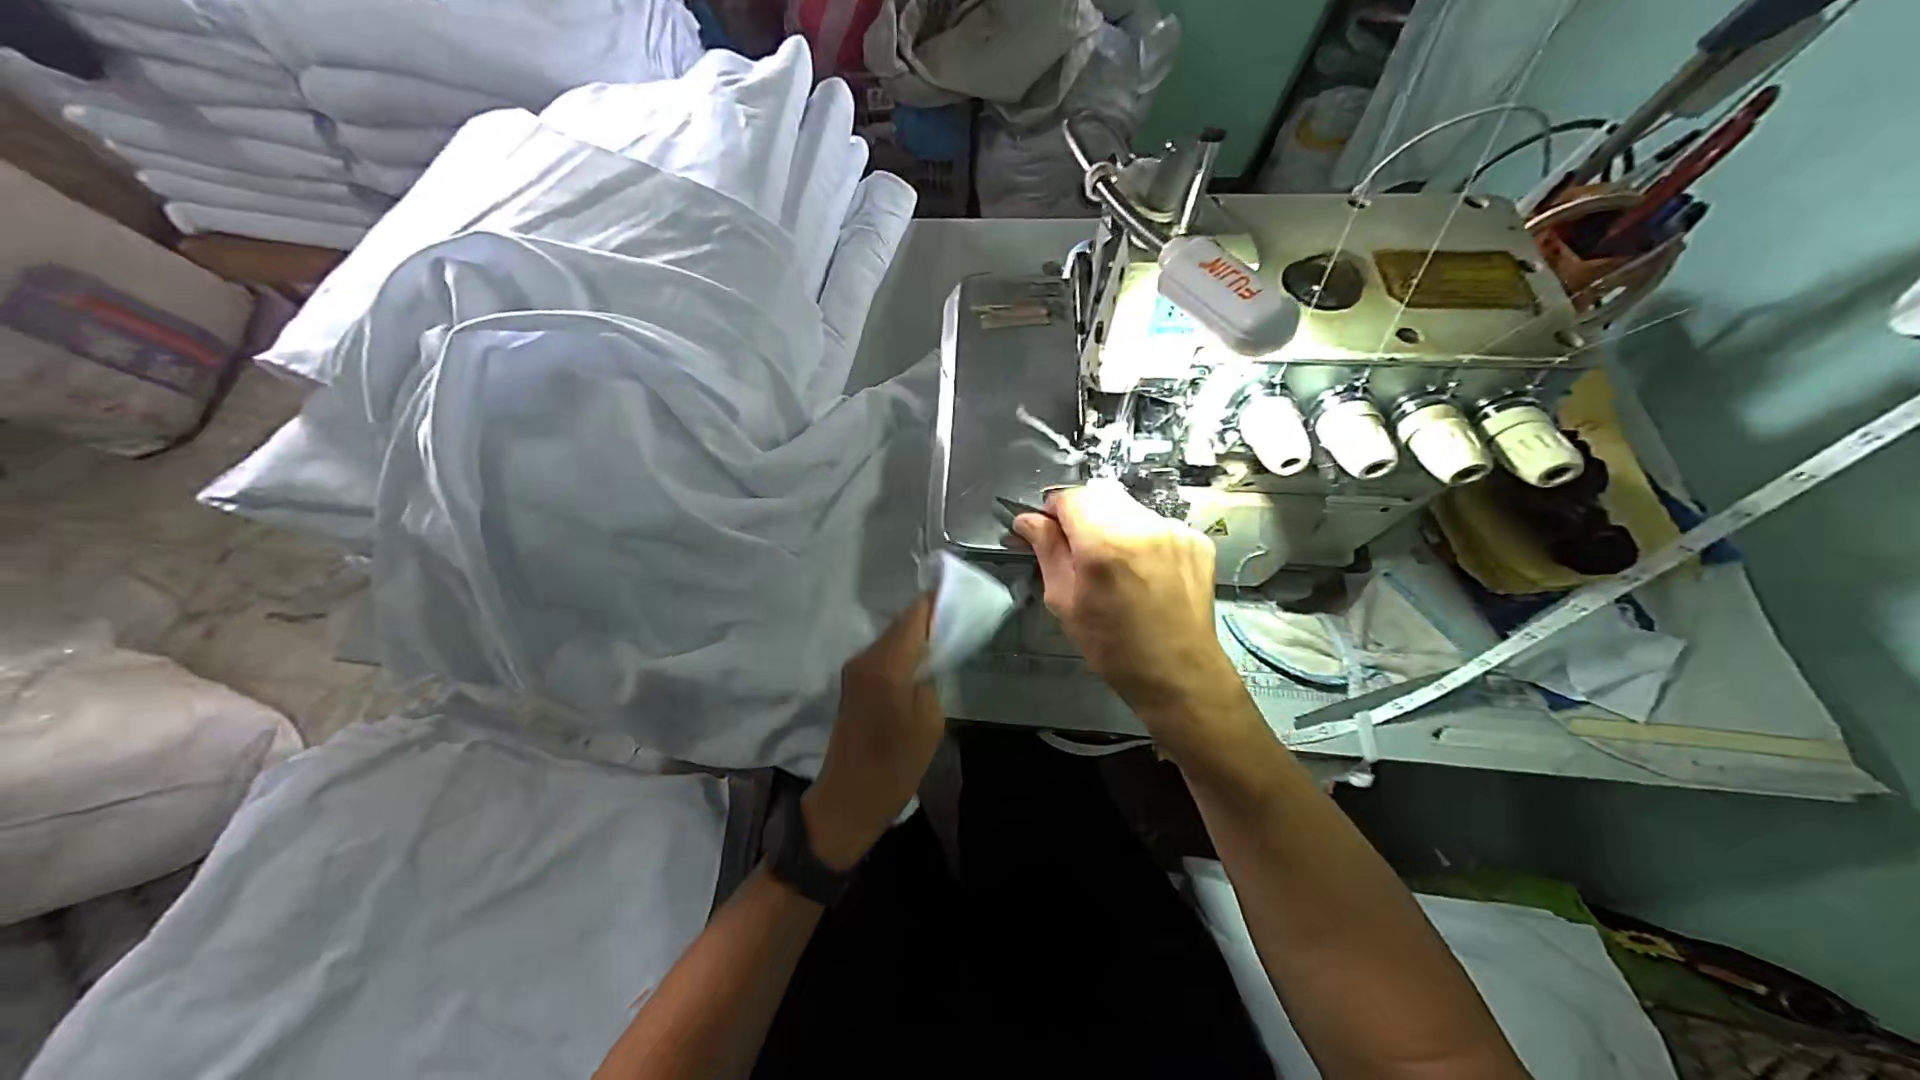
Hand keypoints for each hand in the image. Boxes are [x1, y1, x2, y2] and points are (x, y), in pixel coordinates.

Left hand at [802, 593, 942, 870]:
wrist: (848, 798)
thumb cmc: (895, 765)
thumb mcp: (930, 721)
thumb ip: (933, 675)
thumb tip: (936, 650)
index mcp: (887, 664)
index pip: (914, 614)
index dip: (939, 602)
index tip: (964, 600)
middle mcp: (866, 657)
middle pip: (902, 622)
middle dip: (930, 617)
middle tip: (963, 621)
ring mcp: (855, 668)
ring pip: (892, 636)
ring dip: (917, 635)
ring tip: (948, 641)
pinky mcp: (853, 681)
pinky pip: (884, 653)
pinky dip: (905, 650)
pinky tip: (925, 662)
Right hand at [1011, 479, 1248, 742]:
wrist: (1178, 673)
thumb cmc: (1113, 646)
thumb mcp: (1065, 602)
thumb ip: (1047, 552)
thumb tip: (1027, 520)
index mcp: (1104, 542)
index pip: (1070, 496)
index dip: (1052, 510)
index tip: (1047, 531)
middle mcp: (1143, 525)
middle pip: (1100, 495)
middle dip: (1082, 515)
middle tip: (1076, 550)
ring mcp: (1175, 531)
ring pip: (1129, 507)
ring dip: (1112, 524)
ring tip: (1112, 563)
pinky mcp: (1196, 540)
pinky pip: (1156, 524)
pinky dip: (1141, 537)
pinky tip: (1141, 570)